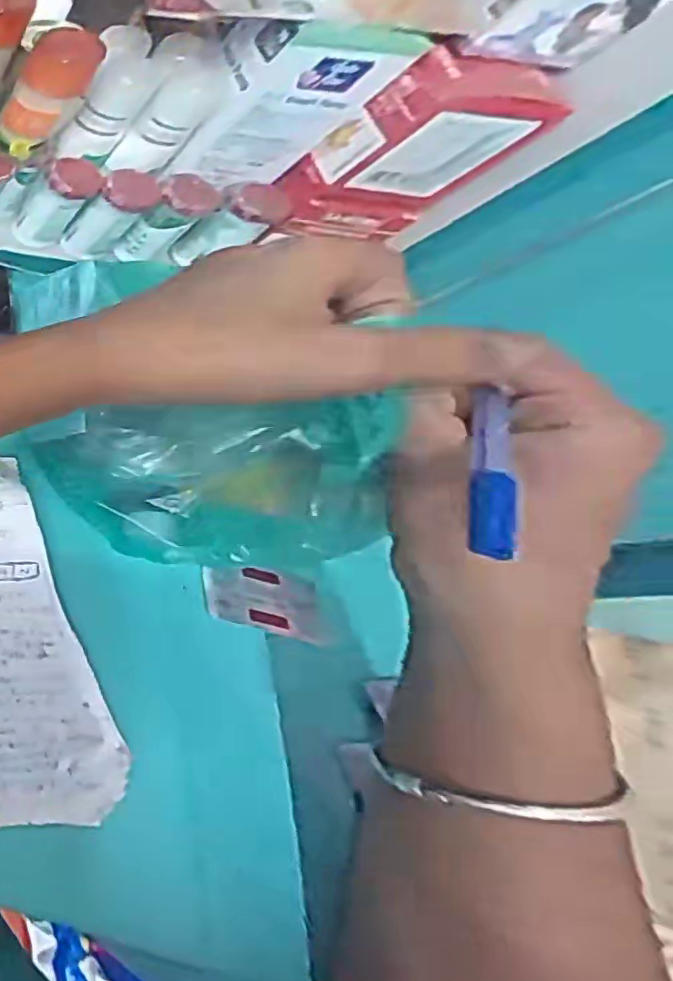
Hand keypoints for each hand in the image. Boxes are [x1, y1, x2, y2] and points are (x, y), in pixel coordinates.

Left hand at [71, 236, 514, 404]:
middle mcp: (270, 250)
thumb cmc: (223, 358)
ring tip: (253, 379)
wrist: (110, 360)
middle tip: (294, 379)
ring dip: (287, 349)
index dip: (381, 333)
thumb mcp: (336, 362)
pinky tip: (219, 369)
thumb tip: (512, 354)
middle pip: (341, 298)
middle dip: (333, 343)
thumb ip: (426, 357)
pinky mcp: (183, 300)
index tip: (336, 368)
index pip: (394, 283)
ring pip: (288, 313)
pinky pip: (241, 321)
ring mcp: (219, 274)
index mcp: (318, 249)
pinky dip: (243, 346)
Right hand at [391, 345, 662, 645]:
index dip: (441, 354)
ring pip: (492, 411)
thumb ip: (417, 406)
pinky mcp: (549, 480)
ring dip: (435, 420)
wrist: (490, 627)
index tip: (375, 370)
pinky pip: (494, 439)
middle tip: (374, 411)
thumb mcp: (429, 465)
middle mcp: (605, 430)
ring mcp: (580, 458)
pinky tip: (413, 462)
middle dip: (435, 392)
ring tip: (387, 438)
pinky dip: (448, 443)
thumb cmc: (468, 545)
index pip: (516, 353)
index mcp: (597, 420)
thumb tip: (391, 366)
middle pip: (505, 381)